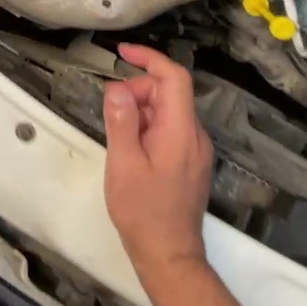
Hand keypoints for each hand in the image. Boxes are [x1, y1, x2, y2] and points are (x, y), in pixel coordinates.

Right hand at [103, 43, 214, 284]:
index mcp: (181, 132)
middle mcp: (195, 136)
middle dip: (136, 91)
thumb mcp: (123, 162)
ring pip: (167, 109)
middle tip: (111, 112)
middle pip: (168, 92)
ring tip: (120, 138)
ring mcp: (195, 150)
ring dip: (139, 110)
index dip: (149, 58)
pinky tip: (131, 147)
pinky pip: (169, 127)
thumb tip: (118, 87)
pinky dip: (147, 125)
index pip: (174, 79)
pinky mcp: (189, 161)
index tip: (123, 52)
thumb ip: (120, 120)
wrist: (168, 253)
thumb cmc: (143, 210)